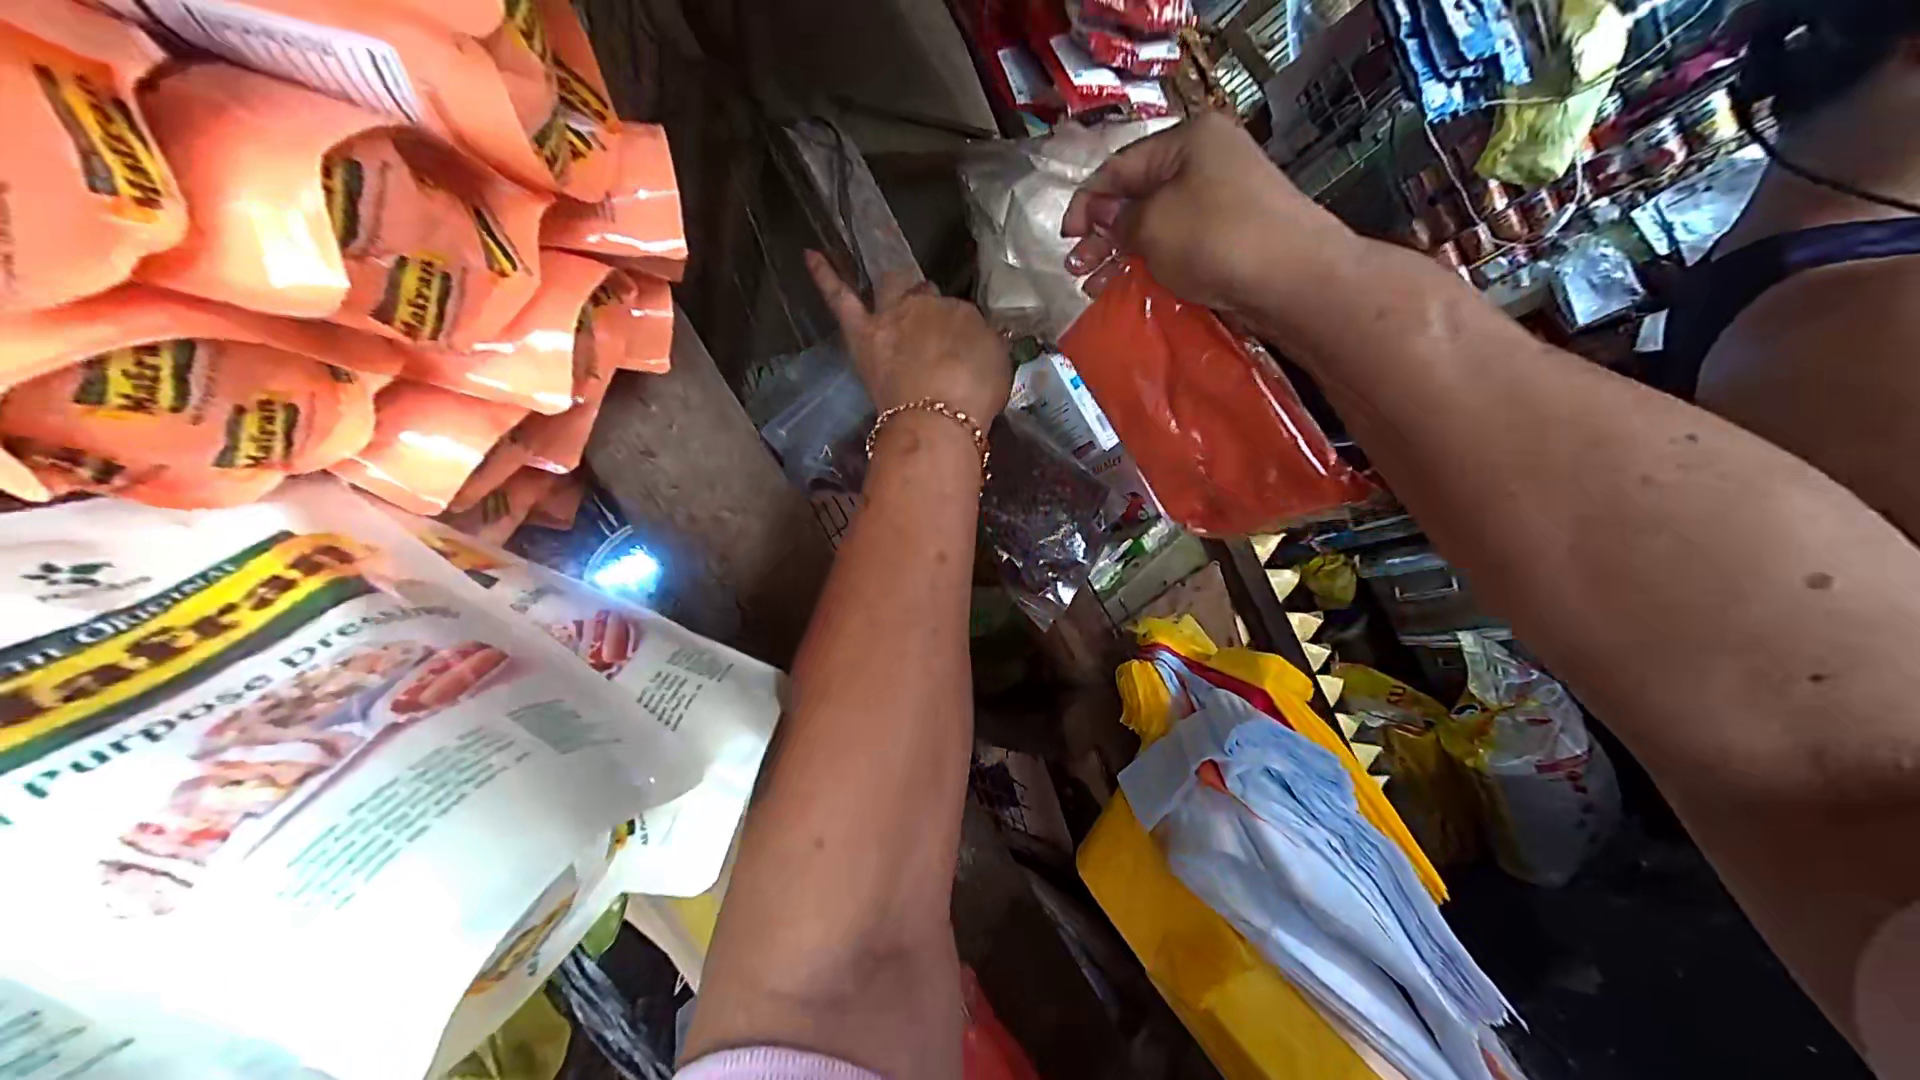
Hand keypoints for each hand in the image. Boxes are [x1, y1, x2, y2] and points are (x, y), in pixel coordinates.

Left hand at [805, 251, 1010, 422]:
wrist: (938, 418)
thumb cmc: (975, 396)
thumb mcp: (997, 363)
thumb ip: (984, 342)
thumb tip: (975, 335)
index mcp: (962, 312)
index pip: (956, 312)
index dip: (955, 329)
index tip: (957, 348)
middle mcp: (926, 305)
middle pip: (925, 294)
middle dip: (928, 301)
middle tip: (932, 325)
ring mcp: (891, 315)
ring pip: (891, 286)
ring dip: (894, 285)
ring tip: (893, 282)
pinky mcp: (862, 333)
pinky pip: (840, 298)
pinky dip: (826, 276)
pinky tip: (810, 254)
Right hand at [1060, 111, 1349, 318]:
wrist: (1289, 277)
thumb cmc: (1216, 238)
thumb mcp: (1153, 224)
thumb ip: (1119, 221)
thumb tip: (1104, 218)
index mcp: (1188, 141)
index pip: (1120, 166)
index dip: (1087, 202)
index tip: (1065, 237)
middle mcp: (1205, 163)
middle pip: (1137, 196)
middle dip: (1102, 234)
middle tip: (1077, 268)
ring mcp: (1220, 200)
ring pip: (1155, 225)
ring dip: (1121, 254)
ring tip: (1094, 285)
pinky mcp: (1228, 236)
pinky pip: (1177, 246)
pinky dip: (1150, 263)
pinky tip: (1129, 285)